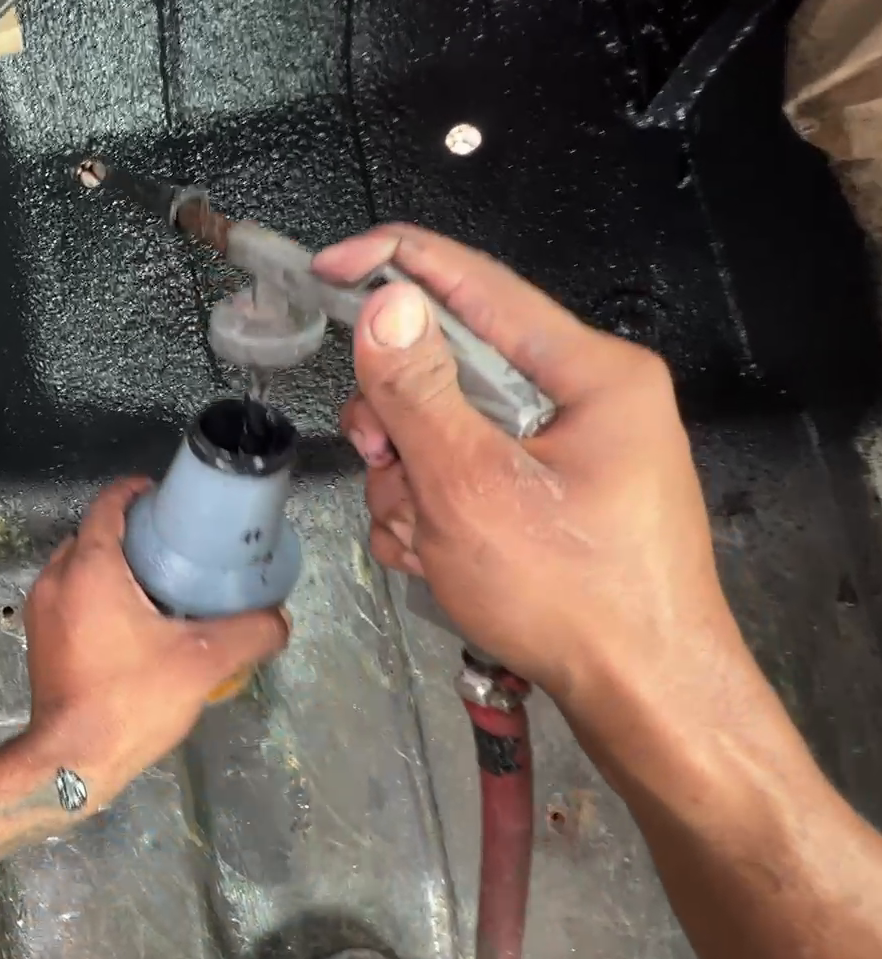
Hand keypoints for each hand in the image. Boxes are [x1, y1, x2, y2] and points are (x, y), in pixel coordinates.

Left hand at [15, 477, 289, 805]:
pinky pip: (66, 594)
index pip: (108, 504)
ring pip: (75, 565)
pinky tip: (127, 620)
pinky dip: (92, 591)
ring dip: (108, 563)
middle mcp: (56, 577)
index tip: (166, 498)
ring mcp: (40, 607)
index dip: (136, 492)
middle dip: (128, 531)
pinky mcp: (37, 635)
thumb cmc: (131, 698)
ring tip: (154, 582)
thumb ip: (249, 633)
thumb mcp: (202, 662)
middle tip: (171, 545)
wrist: (71, 757)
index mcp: (89, 566)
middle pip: (92, 533)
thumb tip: (279, 619)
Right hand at [315, 224, 740, 705]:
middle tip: (388, 464)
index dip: (394, 264)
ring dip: (401, 483)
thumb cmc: (568, 589)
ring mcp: (542, 447)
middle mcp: (565, 398)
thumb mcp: (473, 485)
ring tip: (427, 535)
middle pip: (434, 371)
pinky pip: (436, 475)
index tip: (325, 265)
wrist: (634, 695)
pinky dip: (418, 511)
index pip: (476, 286)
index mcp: (583, 373)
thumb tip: (383, 304)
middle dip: (393, 426)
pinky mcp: (521, 489)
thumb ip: (419, 391)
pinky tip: (435, 552)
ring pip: (423, 432)